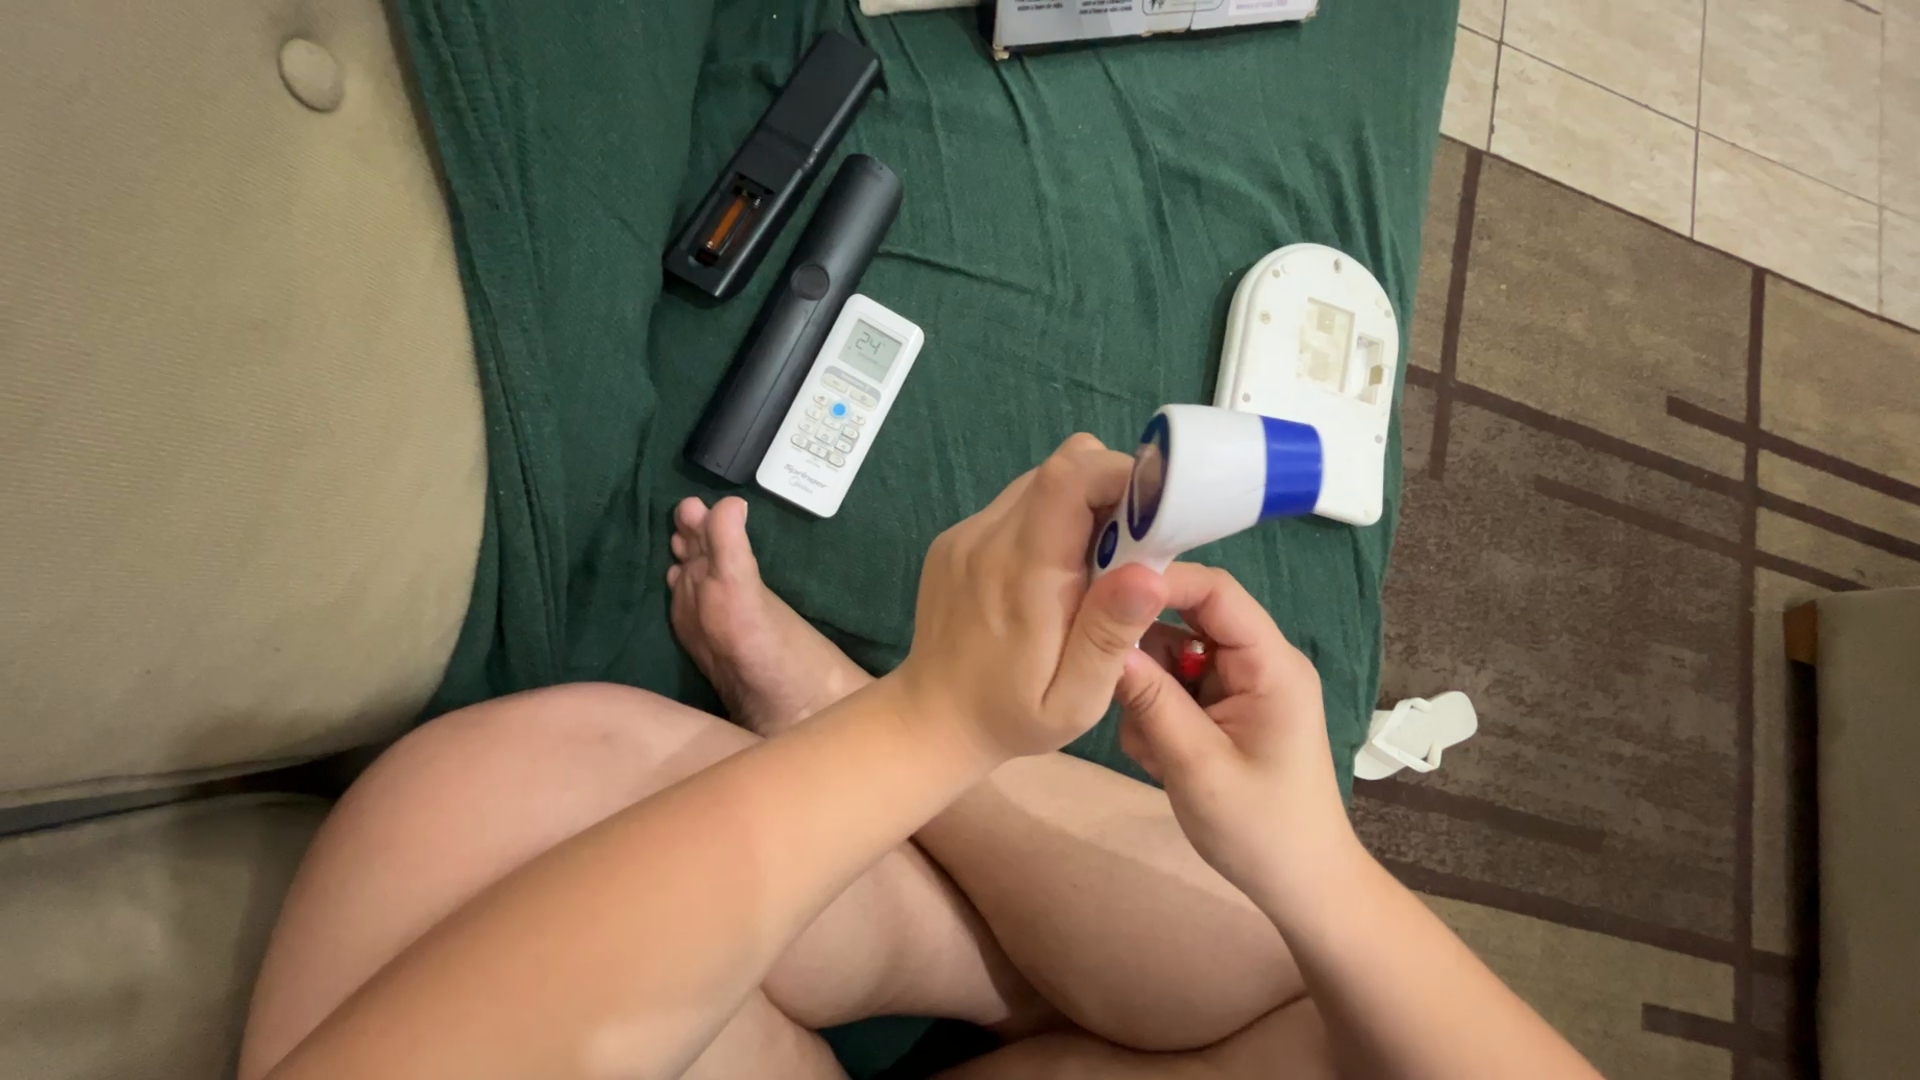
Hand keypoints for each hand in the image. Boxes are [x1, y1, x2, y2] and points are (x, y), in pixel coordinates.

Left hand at [891, 434, 1168, 763]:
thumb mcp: (1075, 700)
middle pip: (1060, 468)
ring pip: (1040, 481)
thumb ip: (1109, 636)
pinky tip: (1049, 574)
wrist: (932, 719)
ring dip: (1080, 506)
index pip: (1070, 478)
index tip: (1156, 513)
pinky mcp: (956, 539)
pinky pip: (1015, 504)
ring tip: (1090, 567)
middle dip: (1110, 491)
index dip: (1122, 475)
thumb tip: (1150, 574)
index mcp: (1022, 574)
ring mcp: (965, 534)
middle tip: (1131, 548)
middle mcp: (988, 538)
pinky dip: (1047, 520)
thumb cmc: (1011, 716)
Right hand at [1115, 563, 1356, 907]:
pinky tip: (1159, 758)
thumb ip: (1151, 700)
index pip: (1216, 592)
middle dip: (1144, 650)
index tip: (1102, 589)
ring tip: (1150, 747)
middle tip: (1106, 679)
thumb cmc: (1260, 828)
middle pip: (1184, 620)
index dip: (1162, 580)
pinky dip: (1152, 714)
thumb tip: (1104, 643)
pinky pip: (1170, 686)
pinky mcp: (1218, 707)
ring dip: (1145, 693)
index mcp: (1270, 664)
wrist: (1299, 885)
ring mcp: (1235, 684)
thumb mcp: (1197, 765)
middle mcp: (1254, 662)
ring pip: (1169, 656)